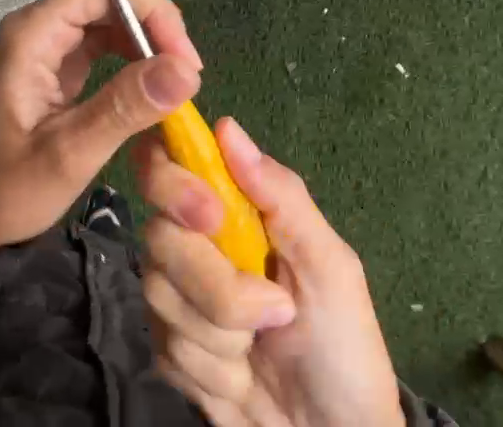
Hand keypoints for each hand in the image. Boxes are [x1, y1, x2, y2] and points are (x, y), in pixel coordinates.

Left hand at [0, 0, 202, 260]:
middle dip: (156, 25)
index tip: (184, 61)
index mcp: (32, 35)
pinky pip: (106, 42)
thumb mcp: (68, 154)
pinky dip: (137, 58)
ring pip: (113, 15)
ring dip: (151, 42)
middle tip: (187, 79)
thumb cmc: (4, 188)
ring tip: (177, 88)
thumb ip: (124, 109)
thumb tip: (185, 70)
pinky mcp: (59, 65)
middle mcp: (40, 27)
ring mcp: (49, 44)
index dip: (151, 9)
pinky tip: (154, 90)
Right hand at [134, 119, 404, 426]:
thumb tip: (227, 126)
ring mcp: (171, 293)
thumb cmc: (343, 343)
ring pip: (161, 295)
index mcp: (224, 210)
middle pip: (160, 237)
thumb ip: (281, 196)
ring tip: (261, 348)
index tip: (208, 215)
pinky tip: (240, 377)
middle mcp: (186, 242)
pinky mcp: (163, 346)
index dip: (168, 179)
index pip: (161, 163)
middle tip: (273, 311)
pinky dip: (213, 371)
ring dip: (224, 335)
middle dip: (219, 287)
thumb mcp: (329, 264)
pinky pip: (166, 345)